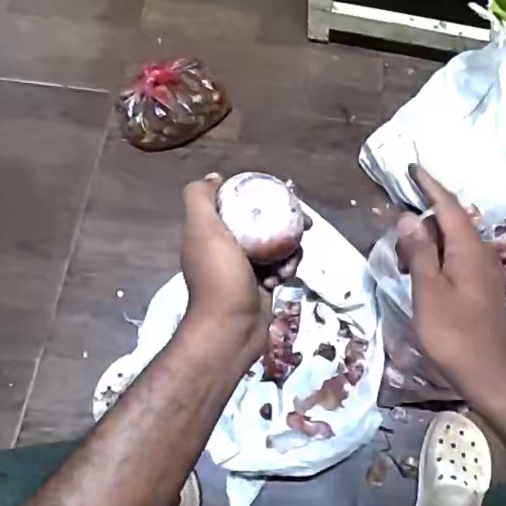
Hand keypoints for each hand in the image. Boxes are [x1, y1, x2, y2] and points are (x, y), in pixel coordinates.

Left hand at [180, 174, 268, 365]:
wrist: (231, 328)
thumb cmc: (219, 277)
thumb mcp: (203, 230)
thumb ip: (200, 198)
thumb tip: (215, 177)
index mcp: (210, 231)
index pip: (239, 202)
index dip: (260, 195)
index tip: (280, 194)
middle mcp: (226, 246)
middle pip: (261, 221)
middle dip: (284, 221)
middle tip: (305, 223)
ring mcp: (245, 266)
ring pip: (276, 244)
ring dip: (287, 250)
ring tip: (286, 263)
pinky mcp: (262, 284)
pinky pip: (281, 266)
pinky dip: (286, 269)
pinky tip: (282, 279)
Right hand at [397, 165, 505, 418]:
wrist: (492, 375)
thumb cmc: (455, 334)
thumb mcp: (428, 290)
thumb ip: (419, 251)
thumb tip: (408, 216)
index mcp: (468, 247)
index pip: (447, 205)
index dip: (429, 185)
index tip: (413, 167)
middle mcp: (481, 253)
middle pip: (448, 222)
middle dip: (420, 222)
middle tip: (396, 244)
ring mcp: (484, 271)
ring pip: (451, 242)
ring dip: (426, 244)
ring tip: (405, 264)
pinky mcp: (482, 288)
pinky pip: (456, 259)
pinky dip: (436, 258)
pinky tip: (423, 277)